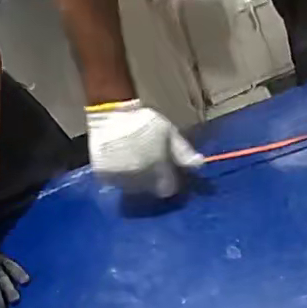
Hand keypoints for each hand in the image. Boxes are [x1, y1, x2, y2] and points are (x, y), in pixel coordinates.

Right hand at [85, 100, 204, 197]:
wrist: (110, 116)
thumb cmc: (143, 123)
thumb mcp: (168, 132)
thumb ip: (183, 151)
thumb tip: (200, 165)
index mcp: (159, 174)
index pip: (169, 190)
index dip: (170, 180)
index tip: (167, 169)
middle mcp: (141, 184)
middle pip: (151, 191)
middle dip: (153, 180)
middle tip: (149, 160)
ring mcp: (122, 182)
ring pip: (133, 189)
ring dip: (135, 179)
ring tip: (134, 159)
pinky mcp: (106, 178)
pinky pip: (116, 183)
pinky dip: (119, 175)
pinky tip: (121, 160)